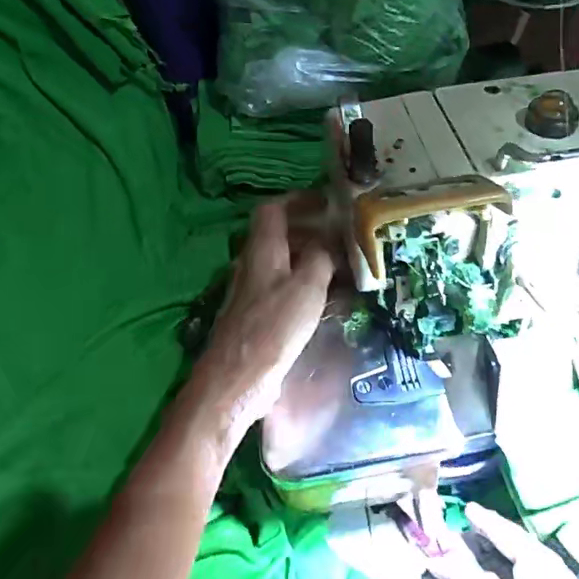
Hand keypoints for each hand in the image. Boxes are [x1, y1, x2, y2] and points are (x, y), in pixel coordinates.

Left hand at [176, 200, 334, 454]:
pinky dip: (303, 285)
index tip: (326, 202)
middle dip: (310, 230)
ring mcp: (251, 291)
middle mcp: (252, 265)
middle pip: (278, 236)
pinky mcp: (256, 316)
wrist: (238, 378)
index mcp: (262, 250)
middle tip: (341, 237)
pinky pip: (282, 288)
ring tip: (341, 267)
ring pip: (281, 263)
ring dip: (308, 259)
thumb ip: (321, 258)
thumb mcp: (307, 287)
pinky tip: (325, 300)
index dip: (298, 200)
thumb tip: (328, 244)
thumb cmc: (273, 327)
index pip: (273, 210)